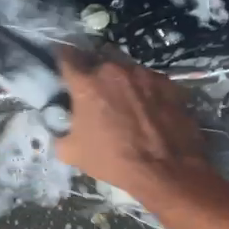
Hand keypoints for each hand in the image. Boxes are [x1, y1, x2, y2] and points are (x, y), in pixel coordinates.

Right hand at [53, 47, 210, 202]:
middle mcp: (112, 69)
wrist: (169, 173)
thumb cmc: (115, 160)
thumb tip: (59, 128)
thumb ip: (59, 133)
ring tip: (124, 96)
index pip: (65, 55)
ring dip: (119, 76)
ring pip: (124, 65)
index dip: (62, 59)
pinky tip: (148, 105)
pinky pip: (149, 78)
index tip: (64, 68)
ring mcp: (143, 73)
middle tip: (94, 86)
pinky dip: (144, 87)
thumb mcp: (73, 153)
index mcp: (85, 82)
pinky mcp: (168, 83)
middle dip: (92, 68)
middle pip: (96, 56)